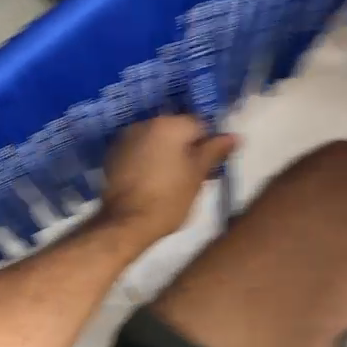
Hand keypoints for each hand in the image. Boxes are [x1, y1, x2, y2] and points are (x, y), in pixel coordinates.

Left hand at [96, 116, 238, 242]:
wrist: (127, 223)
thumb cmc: (169, 199)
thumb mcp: (198, 175)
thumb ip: (215, 151)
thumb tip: (234, 136)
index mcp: (169, 124)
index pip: (199, 125)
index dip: (208, 145)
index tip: (208, 166)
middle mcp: (144, 124)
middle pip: (175, 131)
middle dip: (185, 148)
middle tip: (191, 174)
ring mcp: (125, 139)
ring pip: (155, 141)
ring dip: (164, 153)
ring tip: (170, 179)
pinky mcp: (112, 157)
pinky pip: (138, 152)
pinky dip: (146, 161)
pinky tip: (150, 181)